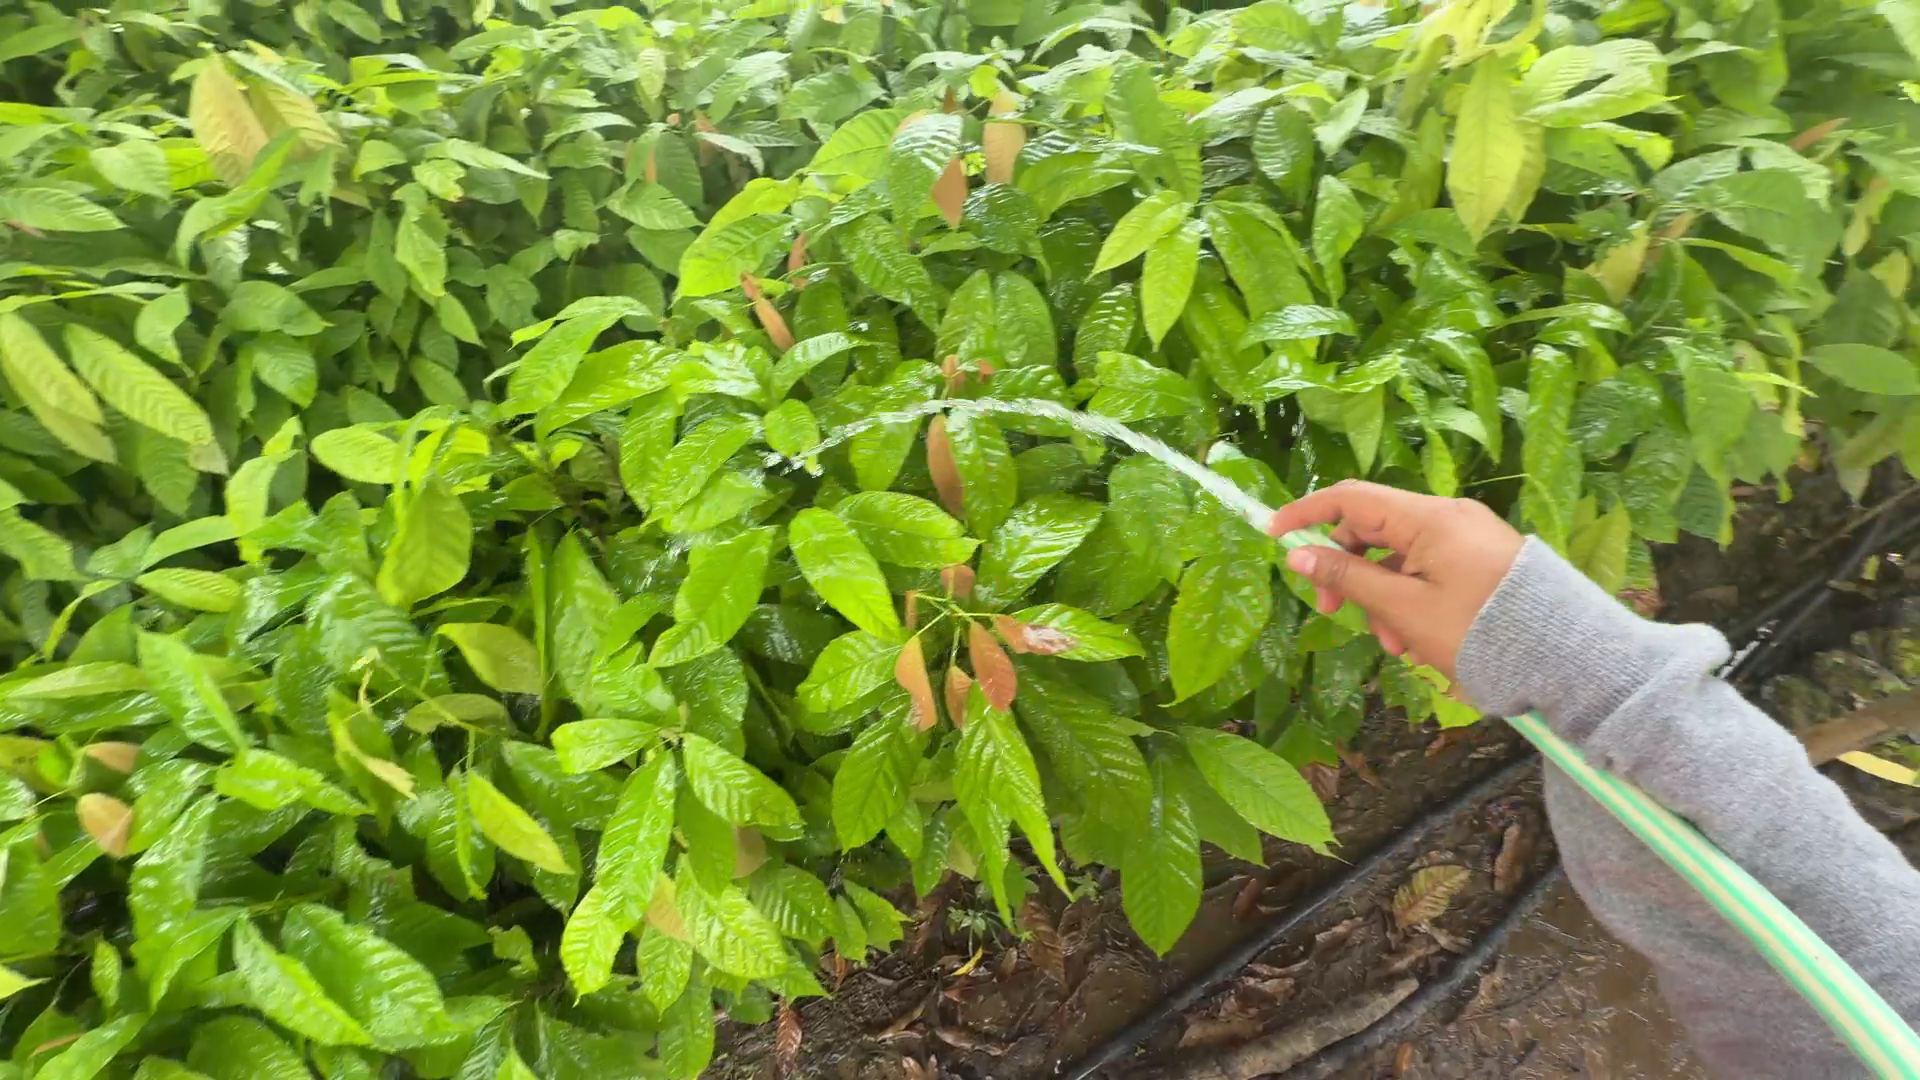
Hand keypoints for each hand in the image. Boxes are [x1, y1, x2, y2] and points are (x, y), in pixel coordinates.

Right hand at [1264, 480, 1524, 680]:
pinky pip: (1424, 567)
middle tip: (1328, 609)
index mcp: (1428, 518)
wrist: (1575, 662)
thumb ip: (1345, 576)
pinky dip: (1405, 595)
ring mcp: (1466, 537)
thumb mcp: (1401, 607)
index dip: (1306, 512)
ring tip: (1389, 641)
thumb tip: (1297, 553)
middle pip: (1370, 528)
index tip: (1272, 534)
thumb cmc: (1478, 631)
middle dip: (1343, 568)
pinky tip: (1412, 636)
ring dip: (1376, 592)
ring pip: (1396, 554)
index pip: (1349, 498)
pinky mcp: (1479, 558)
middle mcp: (1447, 517)